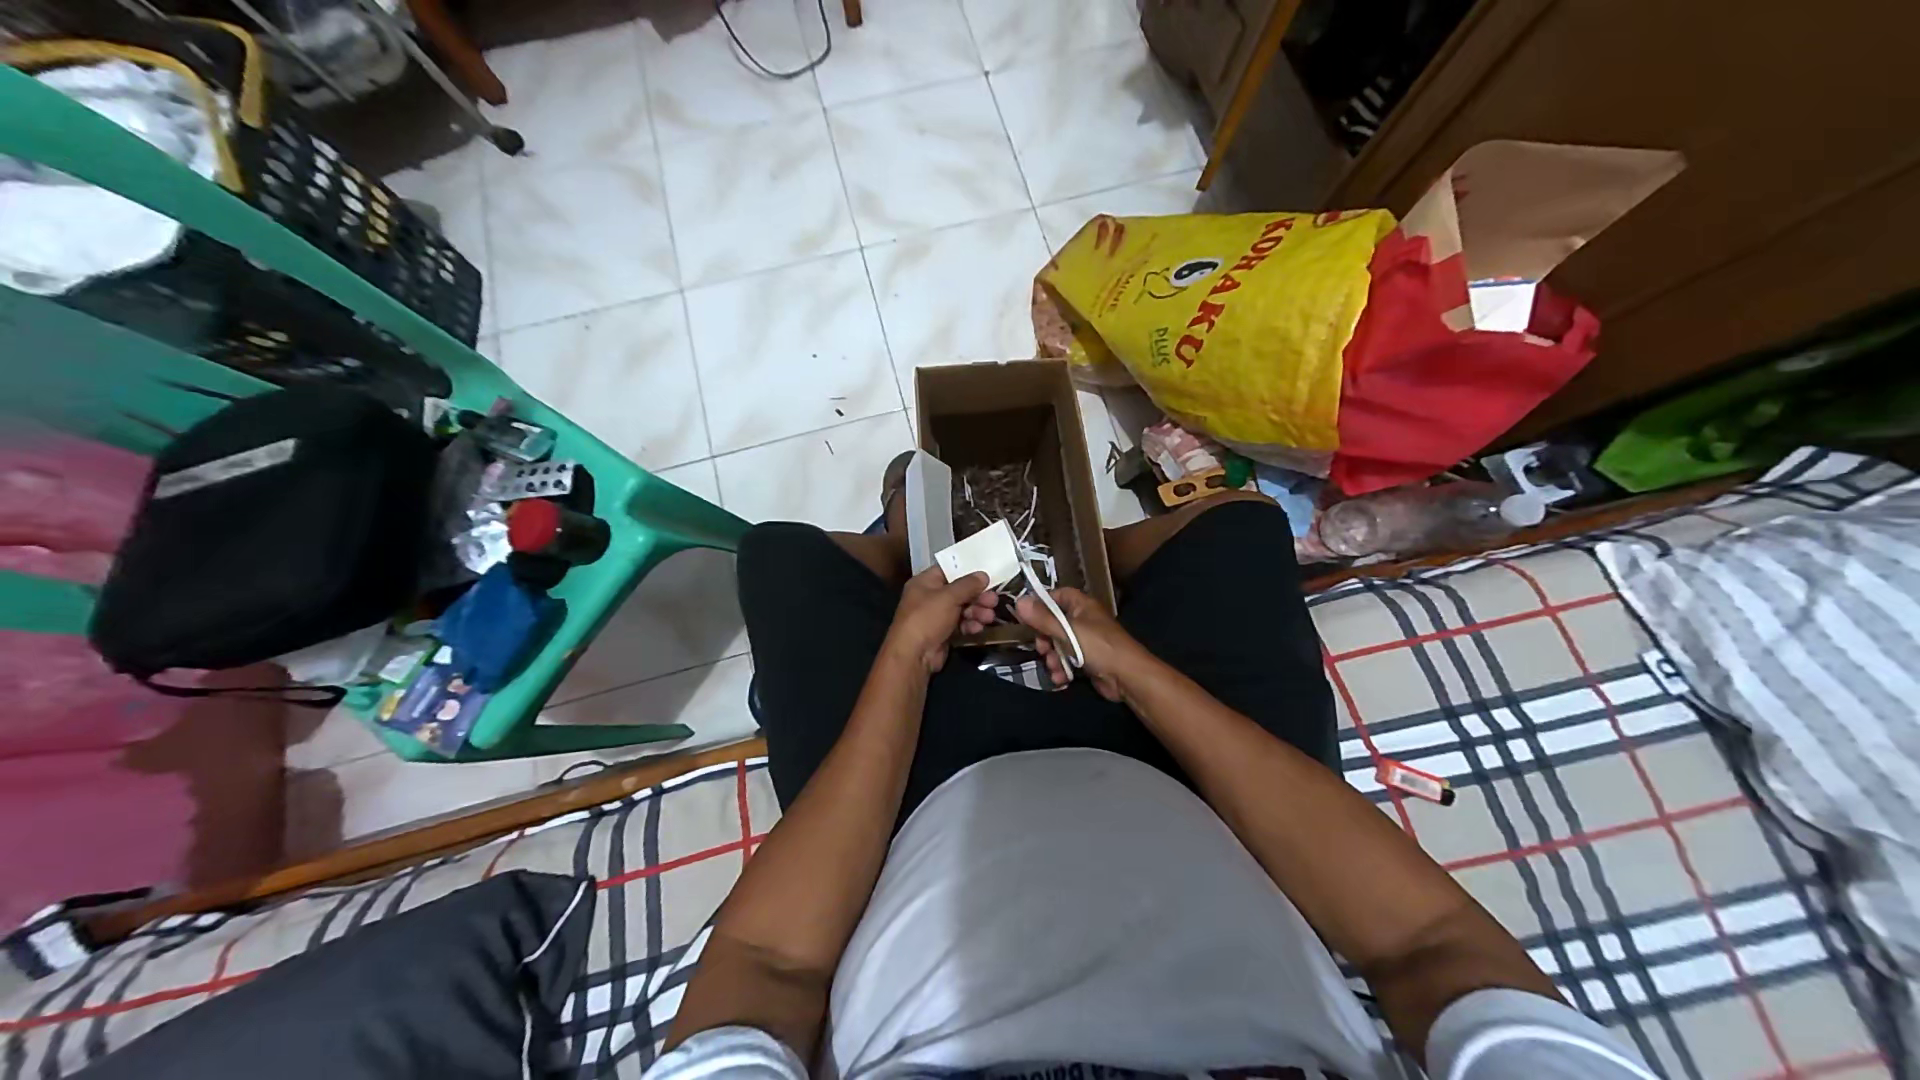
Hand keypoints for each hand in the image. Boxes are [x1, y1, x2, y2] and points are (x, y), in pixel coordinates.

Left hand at [883, 568, 995, 674]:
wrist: (914, 655)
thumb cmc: (927, 618)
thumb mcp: (948, 597)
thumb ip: (968, 584)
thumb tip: (983, 575)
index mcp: (925, 582)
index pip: (949, 570)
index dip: (967, 572)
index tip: (987, 574)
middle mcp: (930, 597)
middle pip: (959, 591)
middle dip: (978, 596)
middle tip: (993, 600)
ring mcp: (936, 616)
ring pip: (962, 608)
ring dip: (977, 611)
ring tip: (988, 617)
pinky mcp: (943, 632)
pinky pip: (961, 624)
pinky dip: (970, 624)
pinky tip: (978, 628)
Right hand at [1013, 587, 1137, 700]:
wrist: (1128, 677)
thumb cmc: (1099, 647)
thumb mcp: (1067, 631)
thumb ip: (1042, 618)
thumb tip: (1018, 601)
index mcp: (1081, 605)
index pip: (1057, 595)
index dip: (1041, 604)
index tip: (1026, 617)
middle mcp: (1083, 620)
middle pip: (1053, 623)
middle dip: (1044, 639)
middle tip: (1042, 649)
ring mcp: (1085, 641)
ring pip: (1058, 645)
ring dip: (1052, 657)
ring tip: (1054, 667)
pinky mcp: (1087, 661)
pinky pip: (1067, 660)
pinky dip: (1062, 669)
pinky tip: (1061, 678)